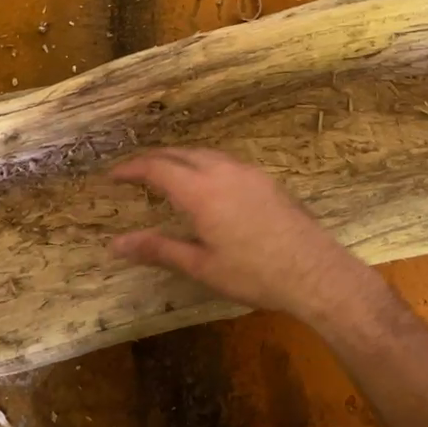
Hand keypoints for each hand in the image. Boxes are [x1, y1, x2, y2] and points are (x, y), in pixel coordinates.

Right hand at [109, 148, 376, 319]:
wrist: (316, 273)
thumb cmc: (254, 274)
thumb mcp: (201, 266)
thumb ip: (158, 249)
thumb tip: (116, 244)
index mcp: (199, 190)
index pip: (155, 167)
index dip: (130, 169)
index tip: (111, 175)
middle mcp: (220, 170)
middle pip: (177, 153)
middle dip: (151, 159)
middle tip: (133, 173)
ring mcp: (245, 171)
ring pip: (202, 152)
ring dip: (178, 158)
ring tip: (165, 174)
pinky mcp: (264, 178)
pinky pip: (222, 159)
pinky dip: (201, 162)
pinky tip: (204, 182)